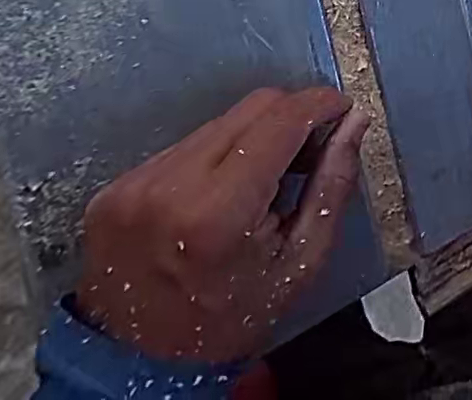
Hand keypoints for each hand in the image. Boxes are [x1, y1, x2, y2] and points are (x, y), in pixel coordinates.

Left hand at [74, 86, 366, 361]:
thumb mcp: (303, 259)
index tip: (344, 109)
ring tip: (268, 174)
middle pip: (254, 107)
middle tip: (312, 147)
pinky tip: (226, 187)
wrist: (136, 366)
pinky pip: (190, 142)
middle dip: (294, 116)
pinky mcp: (116, 186)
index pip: (282, 119)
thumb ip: (334, 182)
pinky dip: (220, 152)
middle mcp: (169, 186)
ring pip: (223, 121)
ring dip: (257, 134)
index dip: (322, 103)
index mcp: (218, 211)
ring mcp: (135, 184)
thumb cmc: (234, 316)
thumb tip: (355, 119)